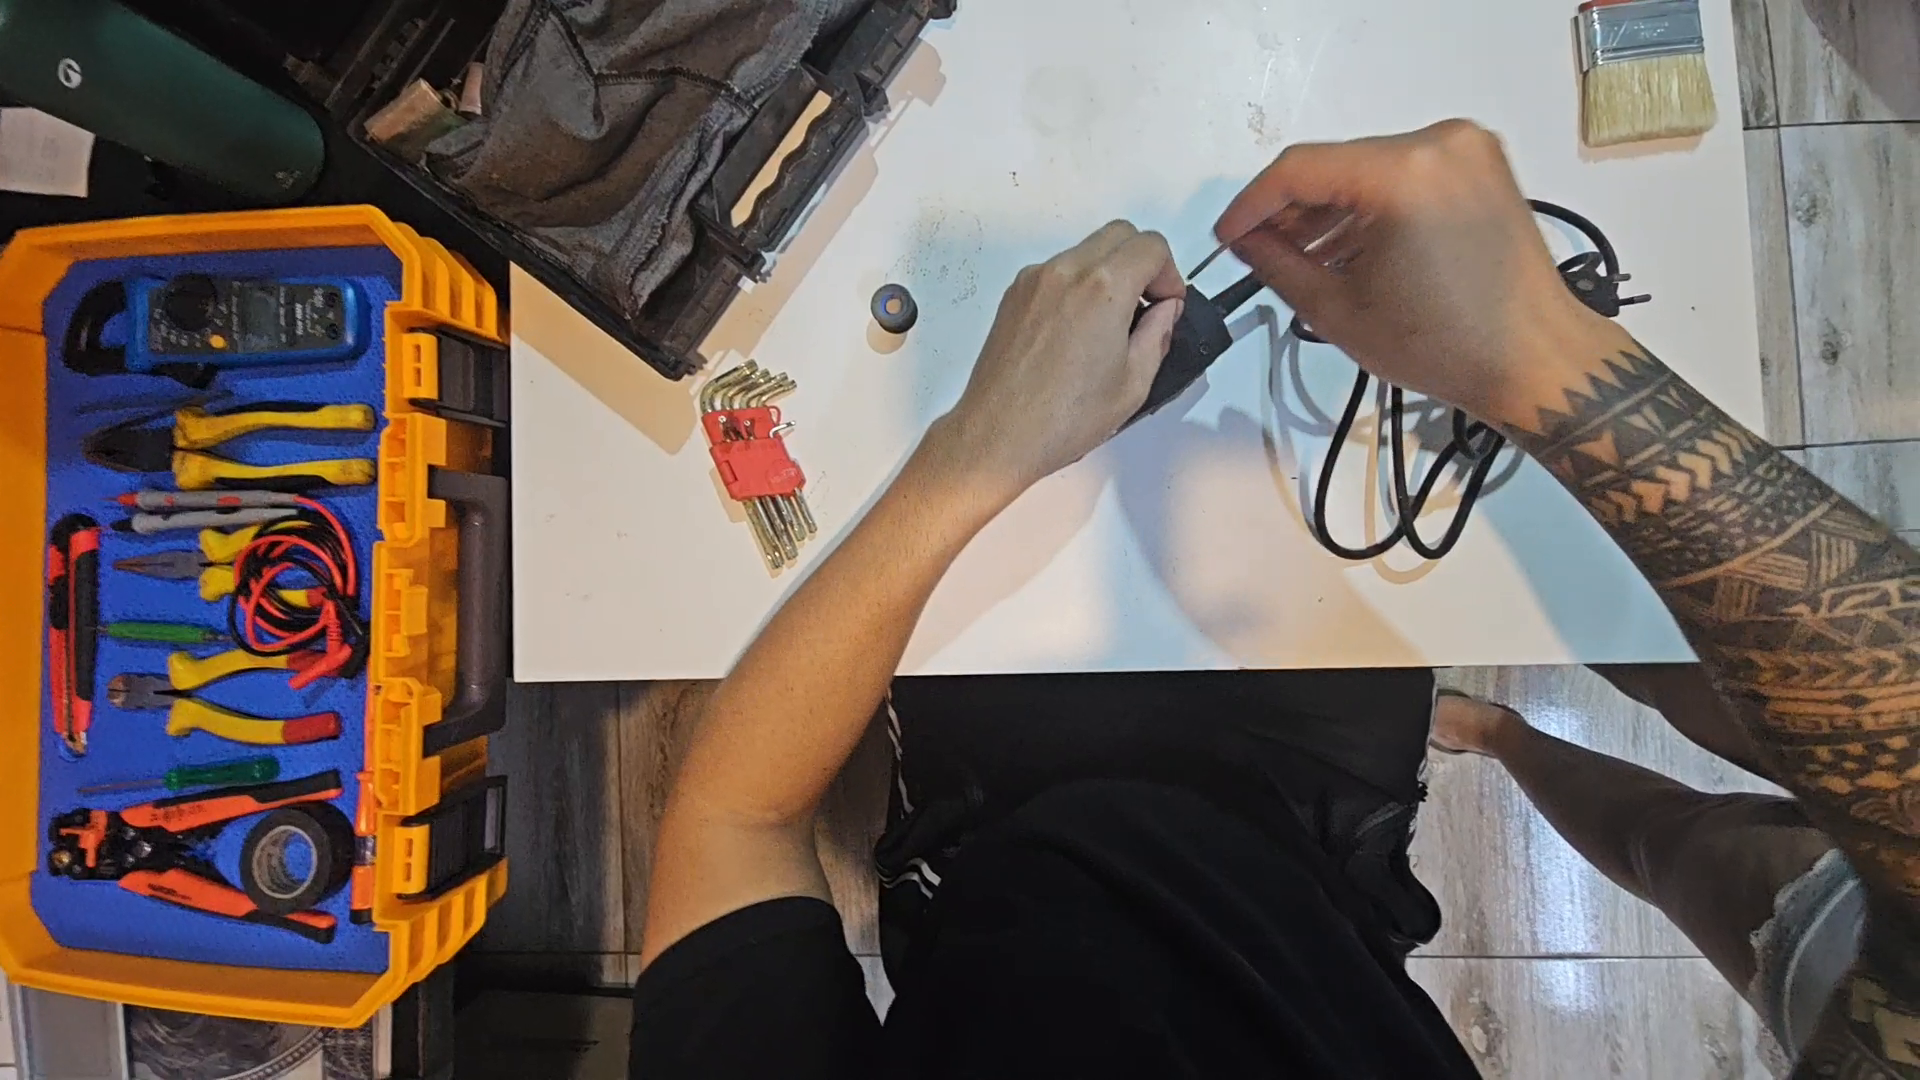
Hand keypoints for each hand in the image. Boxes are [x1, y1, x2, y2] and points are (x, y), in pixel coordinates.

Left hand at [927, 220, 1184, 500]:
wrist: (999, 436)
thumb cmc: (1059, 420)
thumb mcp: (1132, 385)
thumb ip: (1157, 335)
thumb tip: (1164, 312)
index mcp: (1102, 288)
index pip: (1151, 246)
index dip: (1169, 274)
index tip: (1167, 305)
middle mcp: (1065, 273)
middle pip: (1118, 235)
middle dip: (1142, 263)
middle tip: (1146, 308)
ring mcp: (1033, 282)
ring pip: (1084, 252)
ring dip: (1107, 274)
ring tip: (1109, 327)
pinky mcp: (1013, 298)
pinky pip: (1055, 273)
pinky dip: (1075, 287)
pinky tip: (1077, 333)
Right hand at [1215, 120, 1622, 424]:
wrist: (1529, 355)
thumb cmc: (1435, 342)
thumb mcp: (1335, 309)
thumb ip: (1277, 265)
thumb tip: (1243, 241)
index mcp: (1403, 173)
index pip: (1299, 169)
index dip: (1251, 205)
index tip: (1225, 239)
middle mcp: (1438, 143)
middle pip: (1332, 165)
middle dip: (1286, 210)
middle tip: (1254, 253)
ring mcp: (1463, 151)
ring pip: (1363, 171)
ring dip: (1322, 212)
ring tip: (1294, 259)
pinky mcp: (1476, 168)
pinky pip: (1397, 177)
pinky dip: (1361, 210)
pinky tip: (1339, 249)